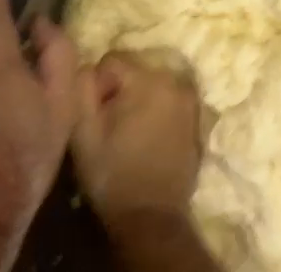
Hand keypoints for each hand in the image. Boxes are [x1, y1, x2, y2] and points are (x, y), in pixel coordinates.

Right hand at [70, 52, 207, 221]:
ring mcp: (191, 103)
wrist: (151, 219)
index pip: (111, 62)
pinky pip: (170, 103)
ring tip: (131, 133)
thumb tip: (89, 68)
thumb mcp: (82, 130)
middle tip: (112, 127)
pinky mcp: (199, 122)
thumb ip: (82, 85)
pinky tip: (149, 138)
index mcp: (147, 80)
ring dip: (139, 100)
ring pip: (152, 85)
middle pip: (134, 71)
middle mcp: (175, 83)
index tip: (96, 118)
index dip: (97, 88)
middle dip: (119, 92)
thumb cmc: (112, 174)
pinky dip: (158, 112)